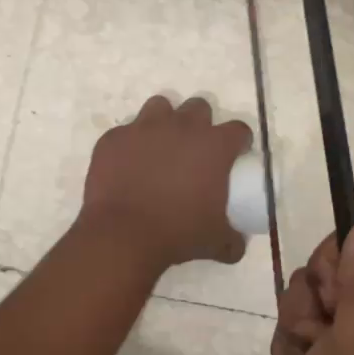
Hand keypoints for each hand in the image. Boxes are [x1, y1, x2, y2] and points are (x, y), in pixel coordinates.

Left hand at [80, 95, 252, 269]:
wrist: (123, 235)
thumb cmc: (177, 234)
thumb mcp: (216, 242)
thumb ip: (233, 242)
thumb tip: (237, 246)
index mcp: (214, 146)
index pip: (238, 130)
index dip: (238, 142)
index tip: (234, 156)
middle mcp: (181, 127)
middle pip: (198, 108)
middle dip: (200, 124)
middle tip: (194, 150)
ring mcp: (144, 128)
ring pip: (160, 107)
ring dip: (164, 122)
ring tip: (160, 147)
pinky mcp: (114, 137)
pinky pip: (125, 132)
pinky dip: (130, 144)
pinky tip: (127, 164)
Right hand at [271, 223, 353, 354]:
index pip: (343, 248)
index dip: (326, 276)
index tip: (329, 307)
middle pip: (316, 275)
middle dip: (304, 307)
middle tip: (318, 339)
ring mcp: (347, 328)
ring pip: (298, 301)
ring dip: (294, 330)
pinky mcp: (325, 350)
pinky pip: (292, 329)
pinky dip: (291, 350)